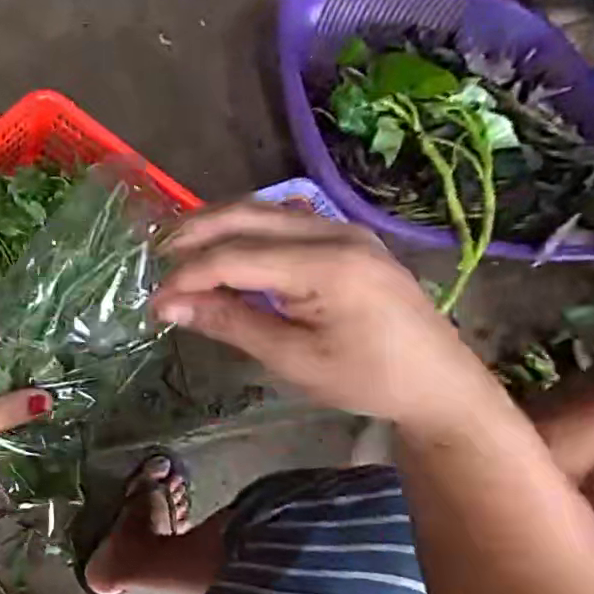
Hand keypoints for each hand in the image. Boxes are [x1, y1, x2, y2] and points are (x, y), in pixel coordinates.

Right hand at [152, 203, 502, 432]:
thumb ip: (231, 323)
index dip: (187, 276)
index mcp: (324, 266)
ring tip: (180, 249)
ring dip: (218, 225)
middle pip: (246, 217)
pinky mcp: (348, 237)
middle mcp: (334, 232)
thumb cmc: (367, 380)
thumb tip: (171, 306)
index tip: (154, 302)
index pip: (234, 257)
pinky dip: (247, 230)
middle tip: (155, 259)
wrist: (439, 382)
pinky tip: (228, 248)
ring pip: (264, 210)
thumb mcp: (293, 360)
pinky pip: (285, 221)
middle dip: (194, 234)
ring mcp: (345, 229)